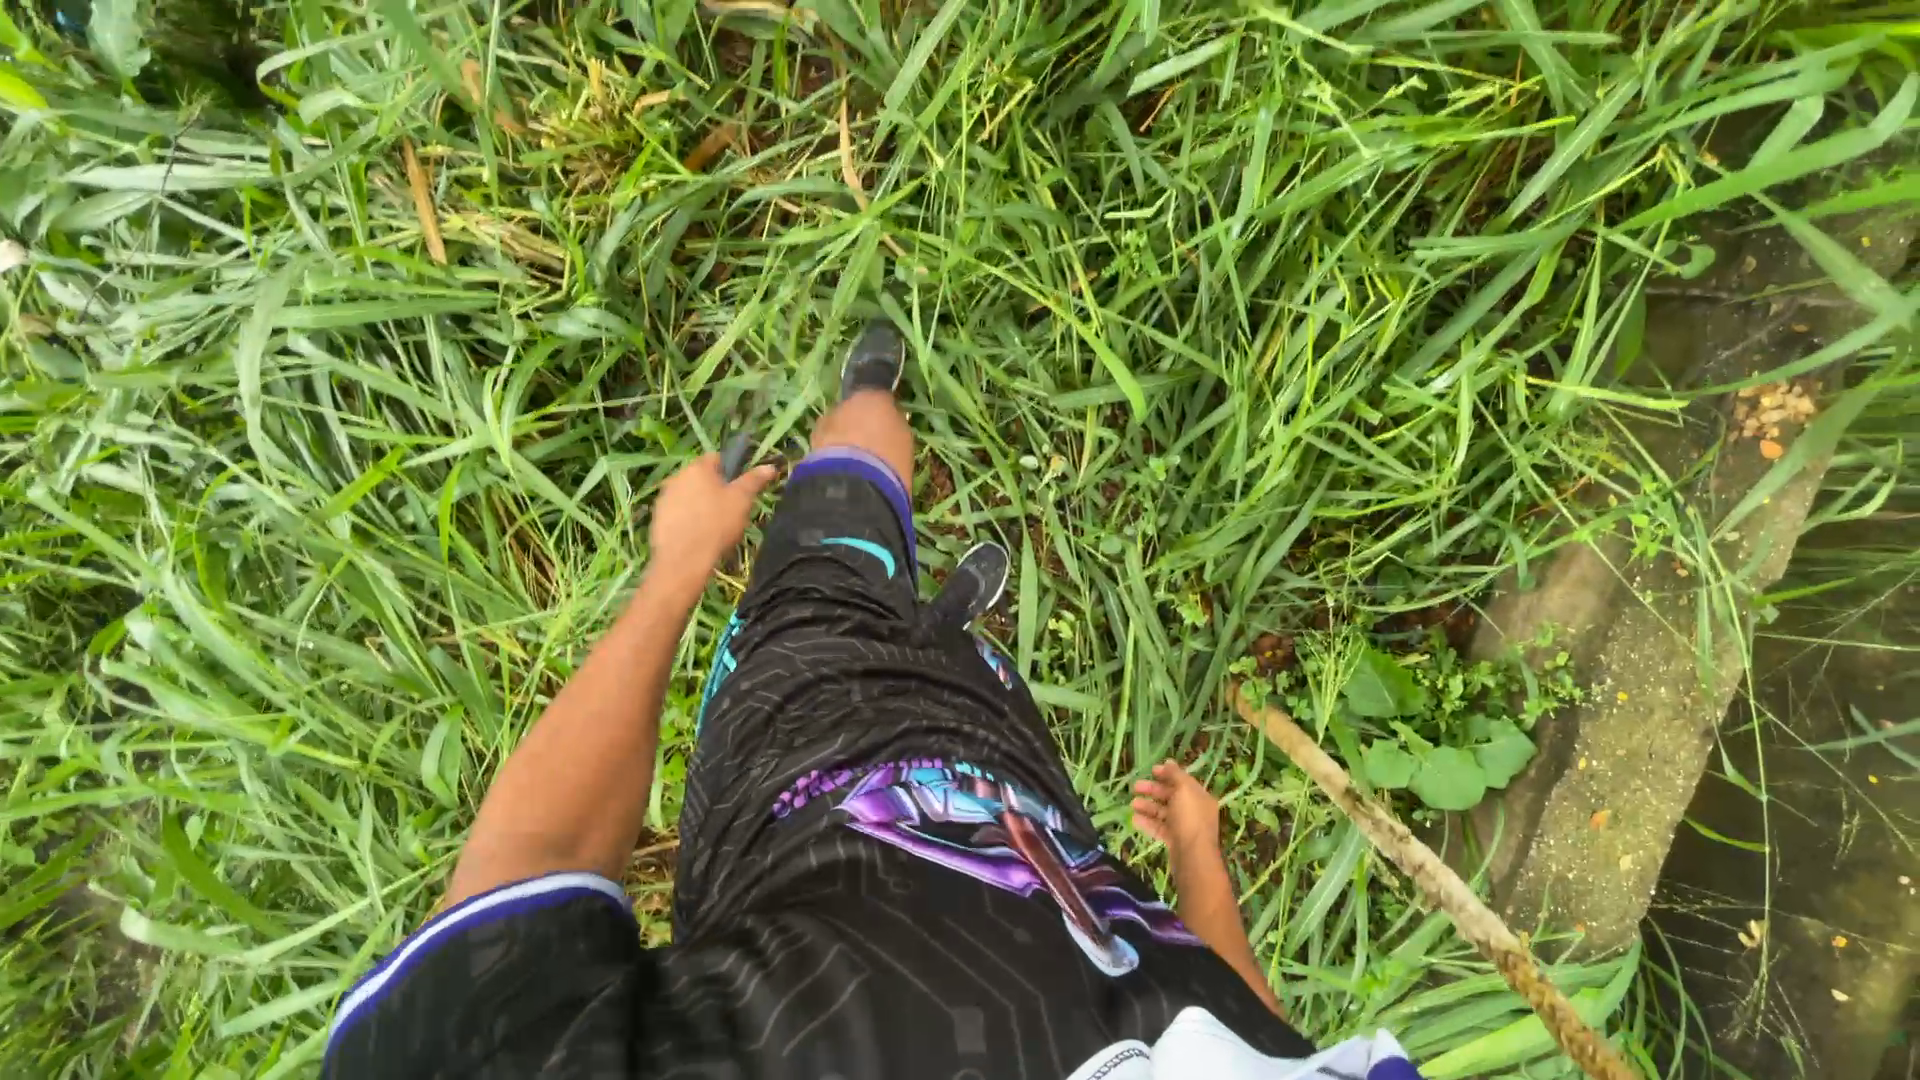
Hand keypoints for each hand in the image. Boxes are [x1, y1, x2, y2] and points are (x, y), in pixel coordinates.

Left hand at [645, 454, 777, 591]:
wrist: (684, 559)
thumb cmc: (717, 524)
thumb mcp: (742, 500)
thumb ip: (754, 480)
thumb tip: (770, 466)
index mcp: (698, 467)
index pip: (717, 458)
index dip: (731, 472)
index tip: (739, 490)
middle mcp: (677, 477)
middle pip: (701, 477)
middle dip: (715, 489)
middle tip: (730, 510)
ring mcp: (664, 497)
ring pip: (688, 495)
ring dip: (700, 504)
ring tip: (714, 526)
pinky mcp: (657, 517)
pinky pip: (677, 512)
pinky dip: (687, 519)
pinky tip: (697, 535)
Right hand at [1131, 760, 1221, 874]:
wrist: (1193, 855)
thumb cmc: (1189, 818)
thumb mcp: (1183, 789)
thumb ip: (1175, 774)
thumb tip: (1168, 762)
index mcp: (1199, 797)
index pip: (1182, 781)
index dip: (1167, 774)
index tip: (1151, 770)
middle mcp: (1194, 810)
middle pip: (1171, 796)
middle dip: (1153, 790)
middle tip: (1135, 787)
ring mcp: (1184, 827)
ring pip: (1163, 813)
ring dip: (1147, 806)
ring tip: (1132, 804)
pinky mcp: (1175, 841)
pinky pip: (1160, 828)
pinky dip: (1148, 823)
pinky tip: (1134, 819)